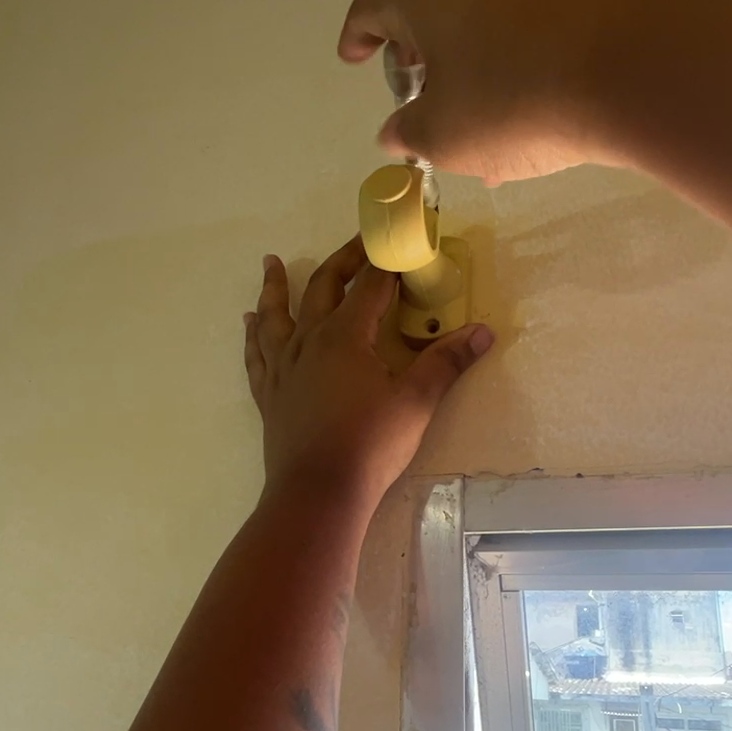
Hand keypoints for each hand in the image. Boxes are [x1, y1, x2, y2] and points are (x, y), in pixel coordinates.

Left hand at [245, 237, 492, 510]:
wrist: (318, 492)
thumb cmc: (370, 446)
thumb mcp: (416, 403)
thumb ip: (446, 363)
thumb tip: (482, 331)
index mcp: (346, 336)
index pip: (370, 284)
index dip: (387, 258)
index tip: (399, 237)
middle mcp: (309, 341)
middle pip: (323, 287)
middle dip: (342, 261)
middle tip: (357, 243)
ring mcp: (284, 367)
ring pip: (277, 315)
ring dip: (276, 287)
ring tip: (271, 263)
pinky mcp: (269, 394)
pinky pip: (257, 353)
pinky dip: (254, 333)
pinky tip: (249, 322)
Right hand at [338, 0, 639, 183]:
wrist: (638, 60)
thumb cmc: (513, 100)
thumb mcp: (443, 136)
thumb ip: (408, 134)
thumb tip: (395, 132)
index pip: (374, 3)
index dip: (357, 34)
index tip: (350, 56)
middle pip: (430, 7)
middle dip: (419, 60)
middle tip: (419, 105)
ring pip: (481, 21)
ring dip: (469, 73)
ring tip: (477, 134)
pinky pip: (525, 25)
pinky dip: (511, 66)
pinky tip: (525, 117)